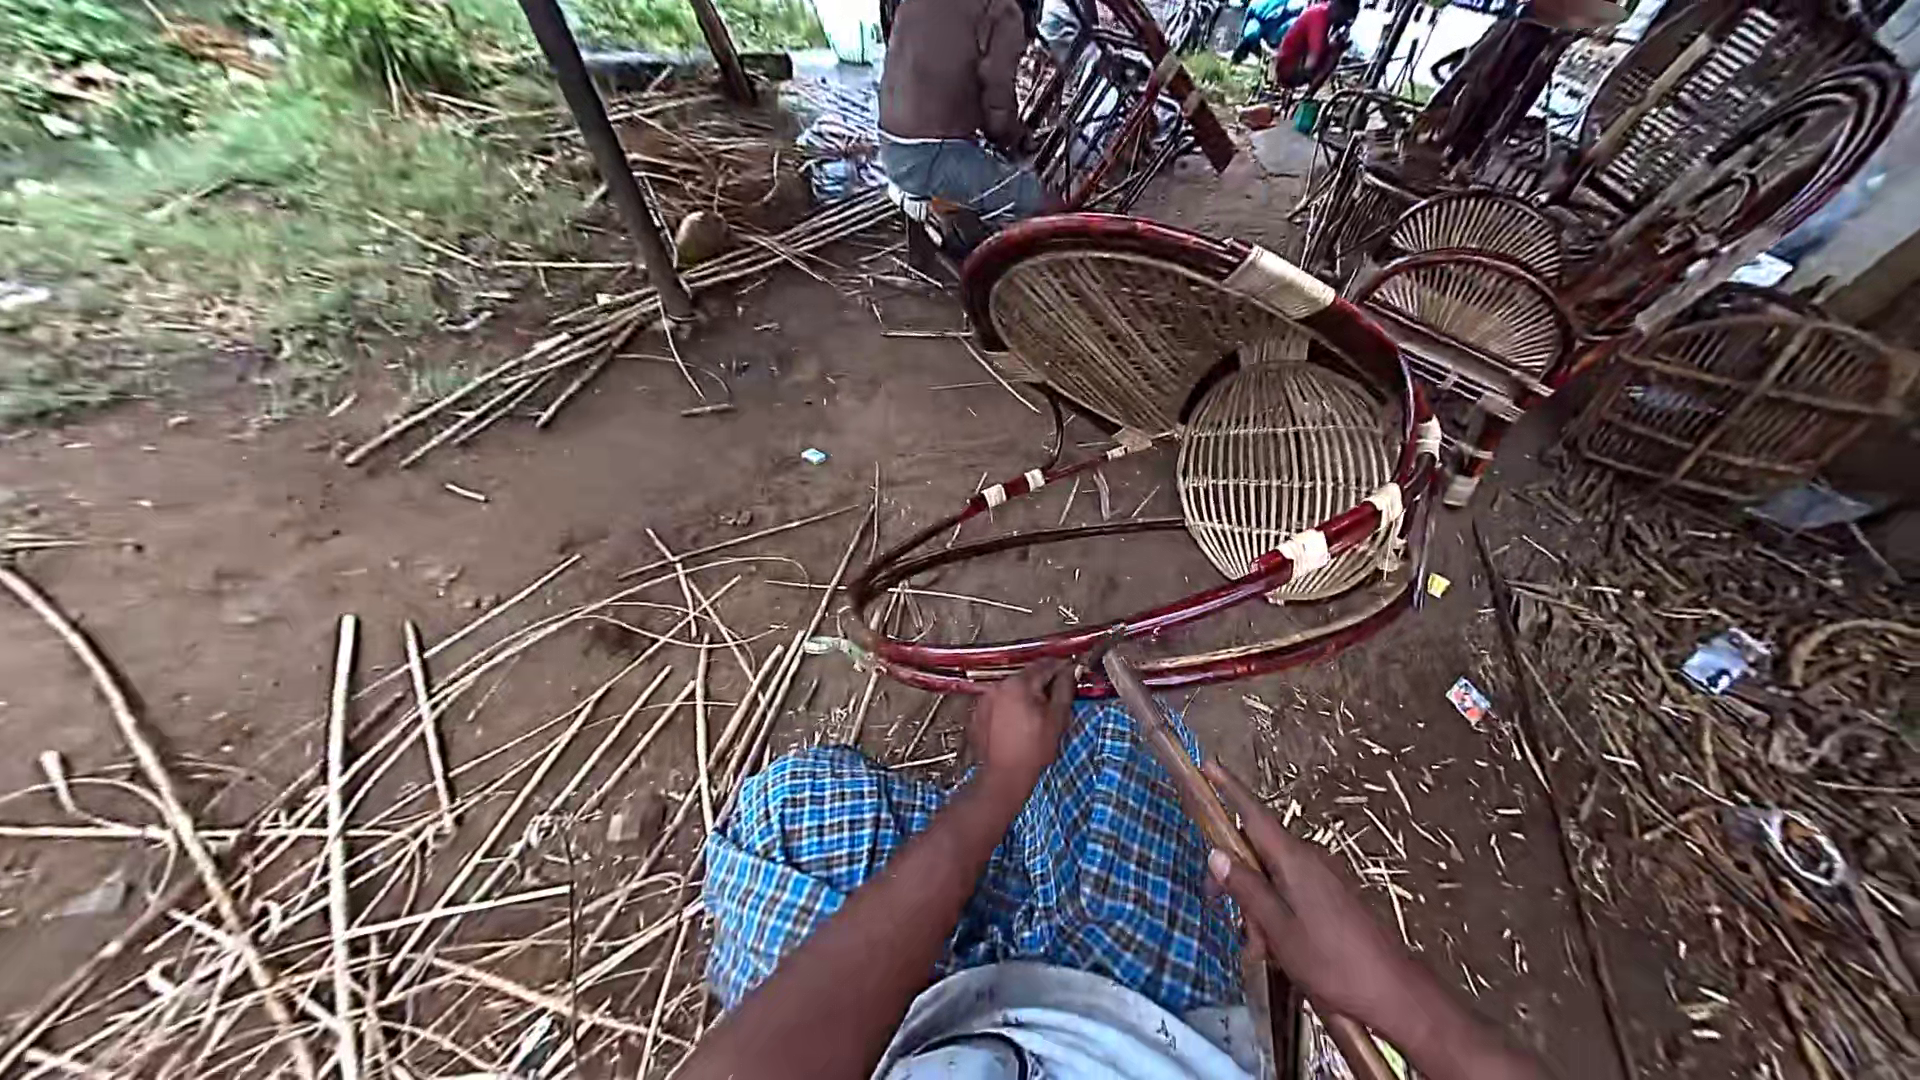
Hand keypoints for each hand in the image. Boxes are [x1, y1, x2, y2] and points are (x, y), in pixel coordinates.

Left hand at [967, 659, 1074, 786]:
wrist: (1004, 776)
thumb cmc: (1033, 750)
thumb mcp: (1056, 718)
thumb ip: (1064, 690)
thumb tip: (1069, 672)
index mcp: (1018, 684)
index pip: (1043, 665)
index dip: (1060, 667)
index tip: (1069, 671)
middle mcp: (998, 686)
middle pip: (1026, 677)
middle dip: (1041, 685)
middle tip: (1055, 701)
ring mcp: (985, 699)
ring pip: (1012, 690)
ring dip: (1024, 697)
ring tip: (1035, 718)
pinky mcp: (978, 714)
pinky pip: (998, 703)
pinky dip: (1009, 708)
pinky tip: (1017, 725)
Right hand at [1202, 760, 1438, 1030]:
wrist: (1404, 1000)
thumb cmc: (1336, 964)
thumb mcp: (1279, 929)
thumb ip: (1246, 888)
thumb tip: (1216, 853)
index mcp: (1294, 859)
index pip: (1252, 813)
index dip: (1228, 788)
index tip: (1209, 764)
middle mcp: (1310, 858)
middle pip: (1257, 849)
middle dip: (1236, 875)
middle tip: (1222, 907)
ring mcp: (1325, 877)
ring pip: (1274, 874)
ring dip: (1257, 902)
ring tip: (1261, 946)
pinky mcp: (1335, 897)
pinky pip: (1292, 889)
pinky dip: (1277, 910)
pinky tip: (1279, 947)